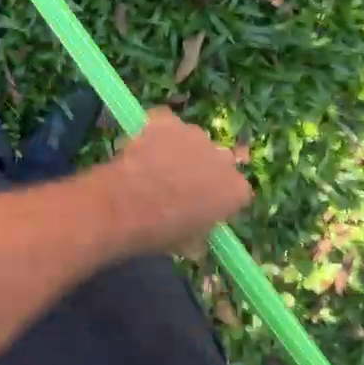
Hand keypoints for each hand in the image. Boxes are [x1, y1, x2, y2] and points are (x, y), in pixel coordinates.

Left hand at [89, 108, 252, 253]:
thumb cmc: (160, 231)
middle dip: (198, 166)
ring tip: (150, 162)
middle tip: (171, 178)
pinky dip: (153, 129)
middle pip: (215, 158)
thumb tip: (195, 235)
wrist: (126, 205)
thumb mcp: (189, 243)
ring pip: (189, 138)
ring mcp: (194, 136)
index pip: (233, 188)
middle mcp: (223, 159)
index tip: (195, 198)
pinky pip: (162, 121)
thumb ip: (200, 231)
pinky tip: (139, 143)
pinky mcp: (167, 121)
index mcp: (237, 191)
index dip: (212, 191)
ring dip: (175, 146)